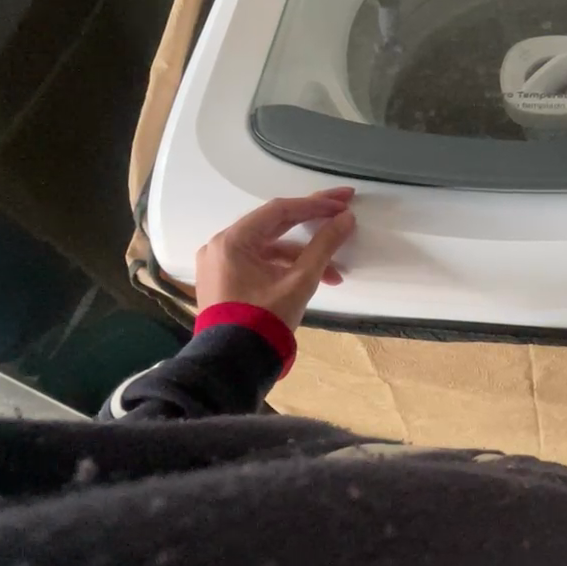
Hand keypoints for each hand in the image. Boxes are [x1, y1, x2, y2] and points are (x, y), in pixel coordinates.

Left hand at [195, 189, 356, 324]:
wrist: (233, 364)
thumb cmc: (264, 319)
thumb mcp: (300, 281)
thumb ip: (324, 245)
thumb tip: (346, 219)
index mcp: (233, 240)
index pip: (280, 210)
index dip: (316, 204)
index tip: (345, 201)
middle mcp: (221, 246)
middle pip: (274, 224)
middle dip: (313, 222)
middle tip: (343, 213)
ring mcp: (220, 263)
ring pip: (271, 246)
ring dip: (304, 255)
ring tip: (335, 272)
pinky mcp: (225, 279)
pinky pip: (261, 262)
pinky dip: (287, 267)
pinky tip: (312, 279)